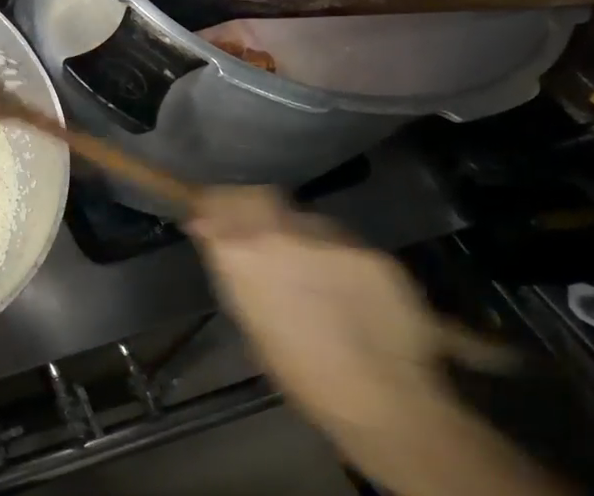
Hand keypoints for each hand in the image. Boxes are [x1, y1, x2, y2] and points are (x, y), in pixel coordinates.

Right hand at [188, 187, 565, 495]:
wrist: (381, 397)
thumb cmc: (298, 370)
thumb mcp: (247, 317)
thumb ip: (235, 269)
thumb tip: (212, 235)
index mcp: (238, 251)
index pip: (216, 201)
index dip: (215, 204)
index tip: (213, 211)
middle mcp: (278, 232)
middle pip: (260, 197)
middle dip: (256, 208)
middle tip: (263, 232)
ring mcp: (329, 239)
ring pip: (308, 222)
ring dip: (305, 238)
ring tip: (317, 271)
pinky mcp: (373, 252)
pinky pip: (347, 246)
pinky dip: (343, 261)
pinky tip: (354, 291)